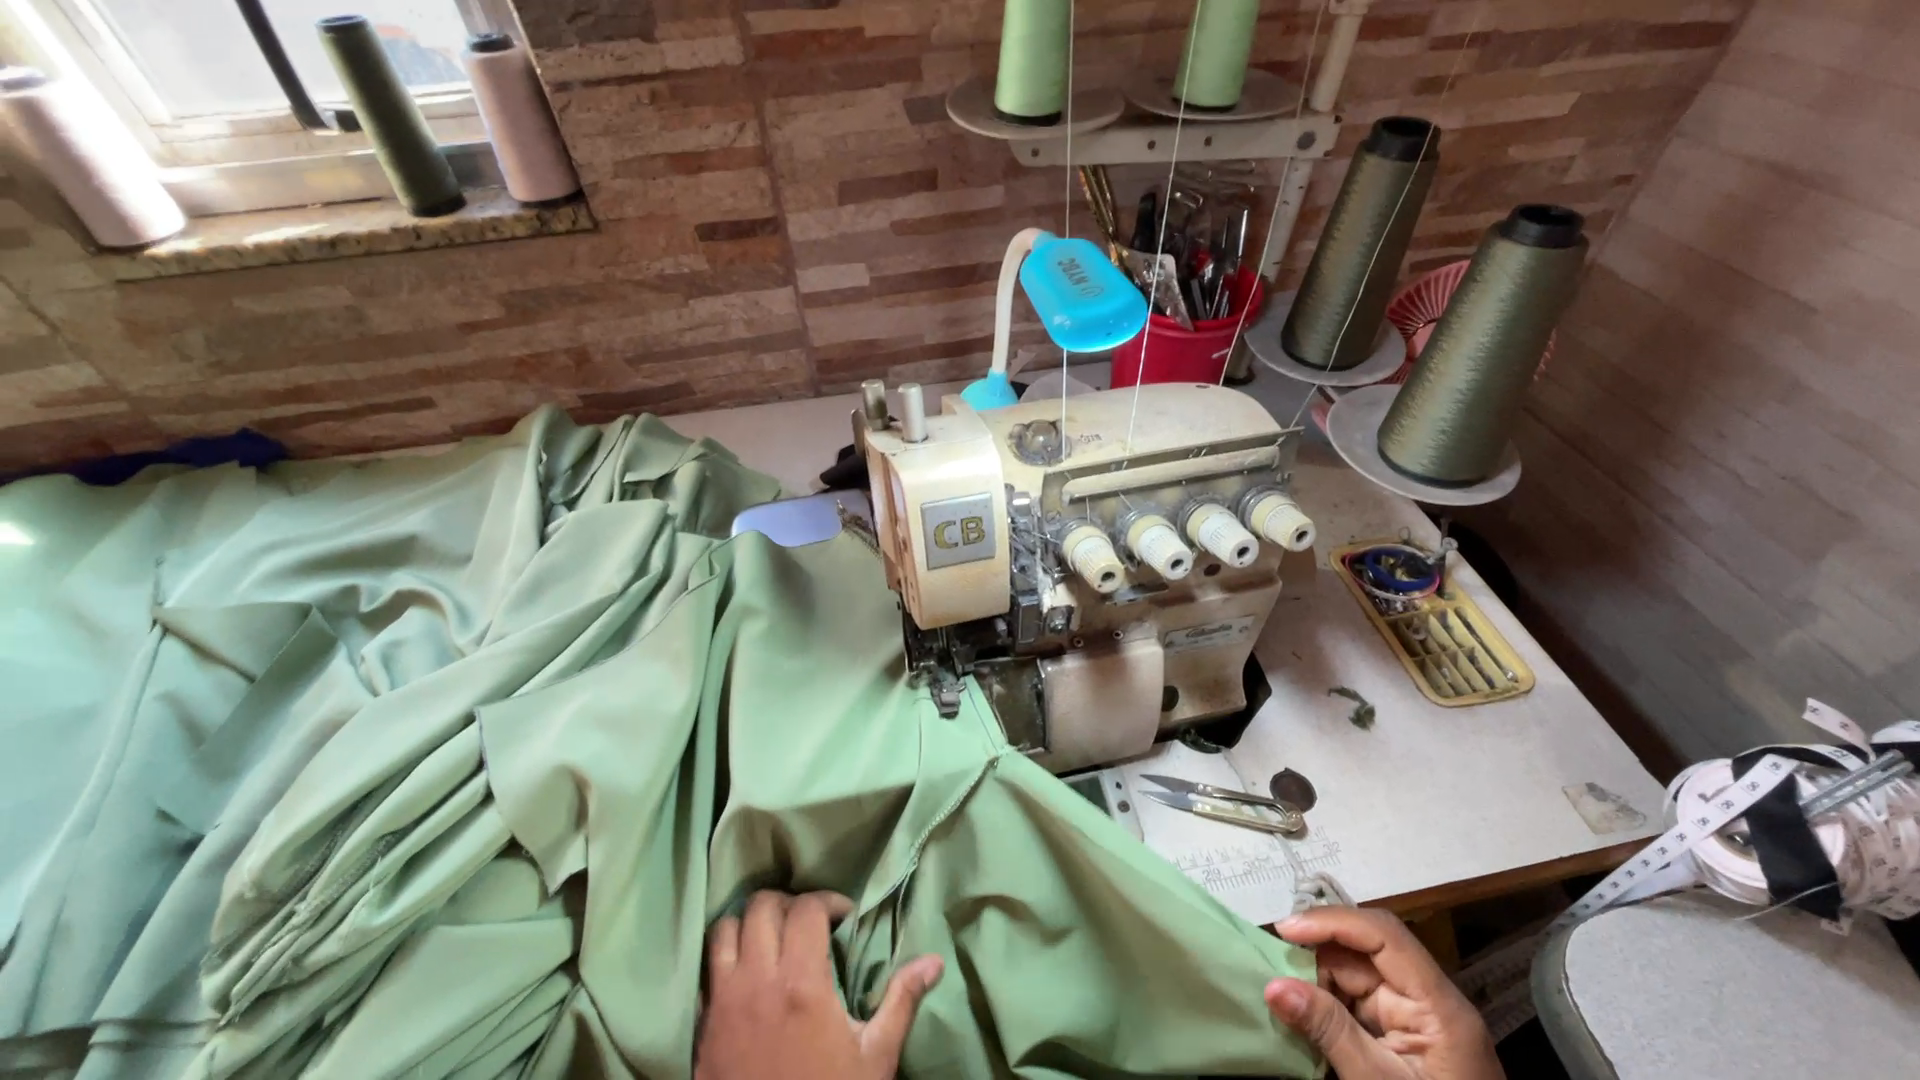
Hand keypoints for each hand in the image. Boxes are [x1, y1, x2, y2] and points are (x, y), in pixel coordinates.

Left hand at [696, 890, 944, 1079]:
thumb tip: (934, 961)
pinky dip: (723, 953)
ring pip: (725, 928)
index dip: (828, 900)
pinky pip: (706, 967)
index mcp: (802, 982)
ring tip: (773, 936)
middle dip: (788, 902)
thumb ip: (901, 1001)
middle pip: (762, 906)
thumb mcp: (874, 1057)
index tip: (843, 915)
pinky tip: (745, 968)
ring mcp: (723, 1000)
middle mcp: (757, 980)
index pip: (807, 908)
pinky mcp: (702, 1022)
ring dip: (750, 921)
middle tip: (809, 921)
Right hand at [1265, 907, 1503, 1079]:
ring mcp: (1415, 1018)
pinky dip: (1324, 1005)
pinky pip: (1355, 1004)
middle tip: (1269, 969)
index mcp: (1439, 1005)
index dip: (1332, 922)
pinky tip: (1297, 1014)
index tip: (1284, 930)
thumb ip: (1329, 1031)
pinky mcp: (1402, 1036)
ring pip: (1354, 977)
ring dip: (1314, 981)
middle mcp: (1427, 999)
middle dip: (1315, 955)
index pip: (1385, 936)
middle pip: (1364, 954)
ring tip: (1276, 994)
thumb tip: (1272, 985)